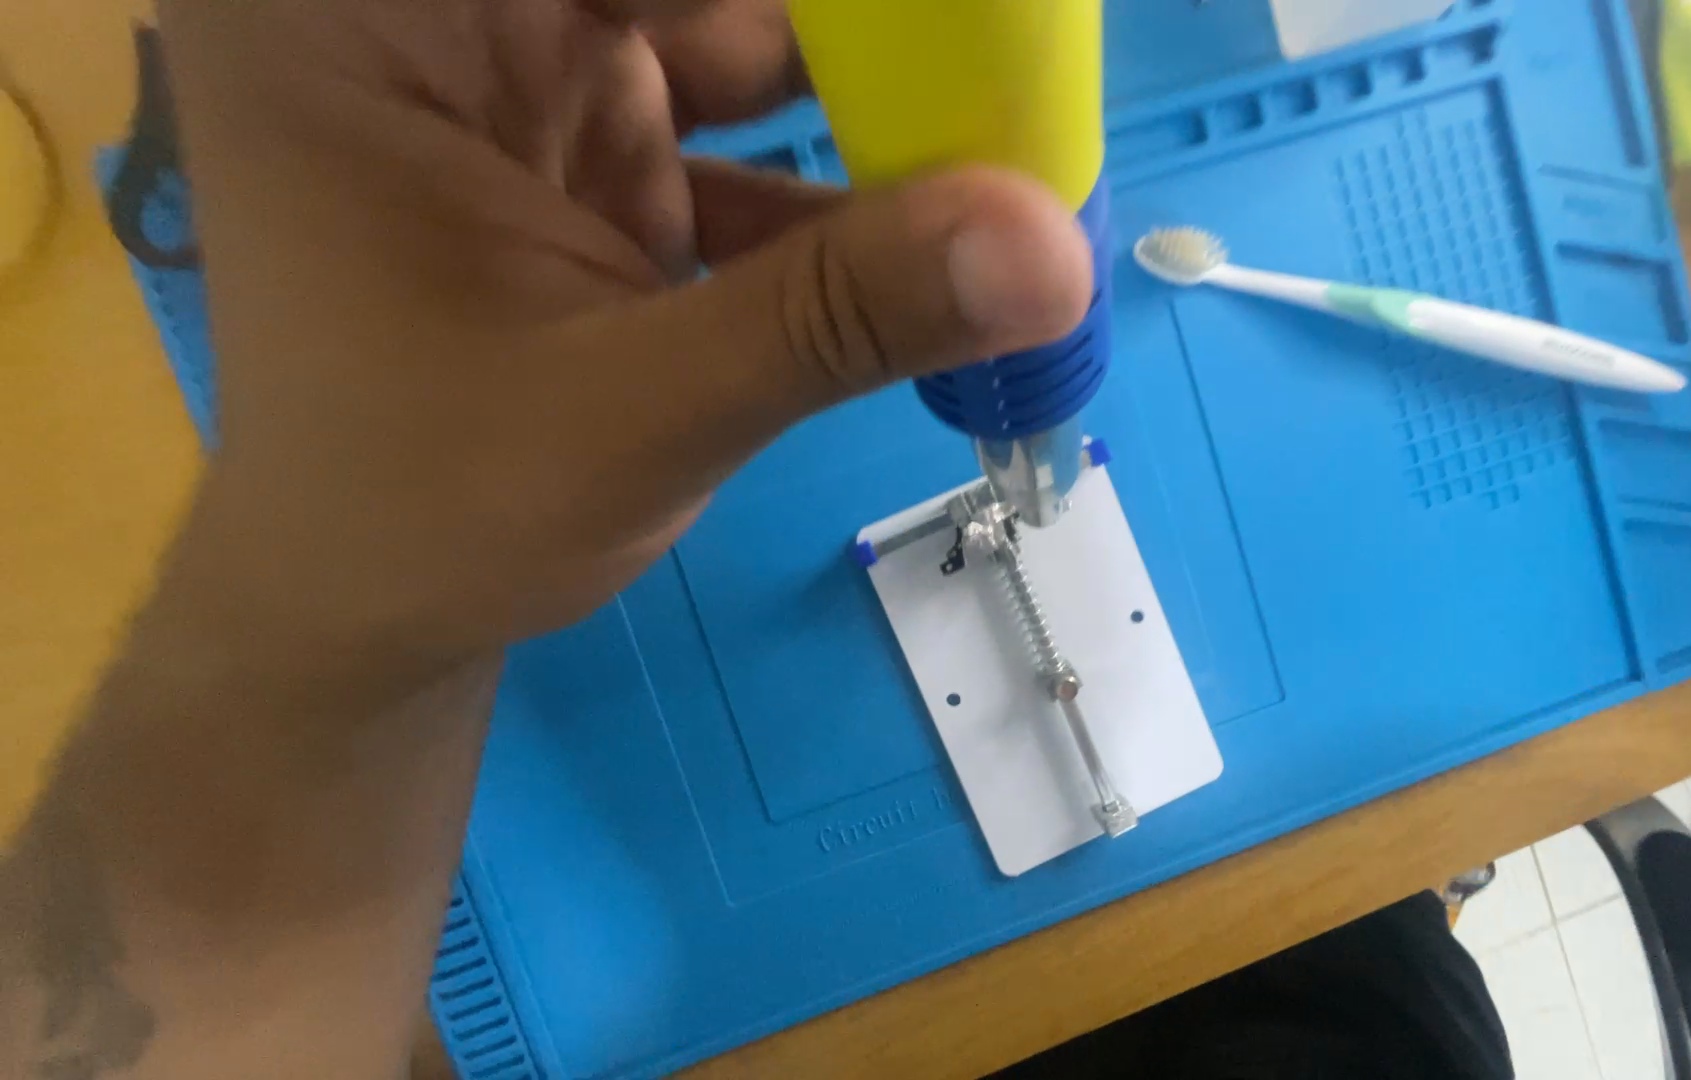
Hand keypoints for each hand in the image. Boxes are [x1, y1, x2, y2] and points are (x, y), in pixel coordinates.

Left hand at [156, 0, 1092, 684]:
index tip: (969, 27)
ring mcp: (535, 96)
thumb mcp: (650, 408)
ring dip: (865, 103)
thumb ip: (844, 316)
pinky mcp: (601, 176)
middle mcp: (449, 19)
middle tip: (1005, 65)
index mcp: (371, 10)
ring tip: (995, 140)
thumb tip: (1056, 255)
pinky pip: (741, 151)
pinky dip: (835, 198)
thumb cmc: (445, 515)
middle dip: (860, 34)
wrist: (379, 614)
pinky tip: (925, 239)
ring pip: (731, 43)